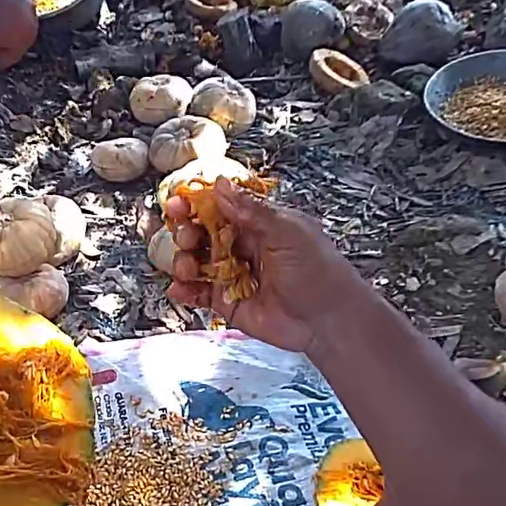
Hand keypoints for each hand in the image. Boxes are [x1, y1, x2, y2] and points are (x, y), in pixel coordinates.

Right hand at [164, 179, 367, 353]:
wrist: (327, 320)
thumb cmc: (318, 271)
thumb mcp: (287, 232)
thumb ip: (251, 211)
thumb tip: (220, 184)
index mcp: (258, 224)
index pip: (220, 208)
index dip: (196, 204)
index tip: (177, 203)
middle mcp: (243, 248)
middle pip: (202, 234)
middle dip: (186, 233)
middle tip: (186, 238)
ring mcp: (233, 276)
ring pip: (197, 263)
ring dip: (184, 262)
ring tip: (188, 268)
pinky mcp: (228, 303)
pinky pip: (200, 293)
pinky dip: (185, 290)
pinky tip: (179, 288)